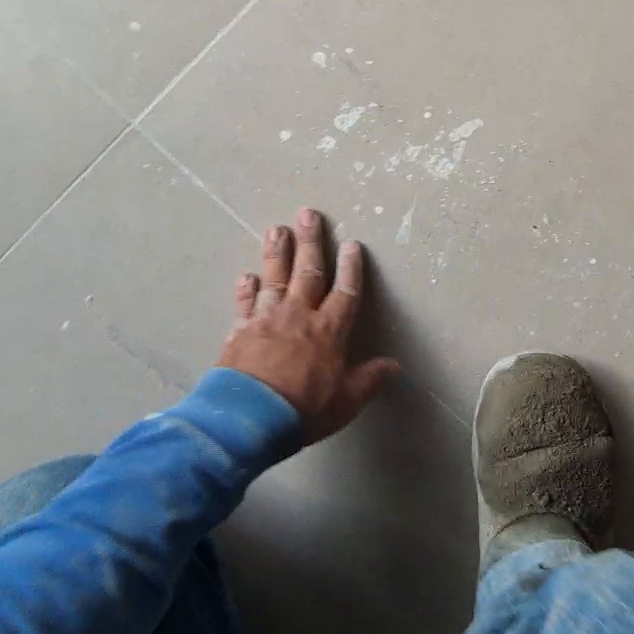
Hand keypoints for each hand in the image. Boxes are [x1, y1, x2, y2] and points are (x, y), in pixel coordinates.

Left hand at [218, 208, 400, 444]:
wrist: (248, 418)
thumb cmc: (303, 410)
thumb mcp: (346, 401)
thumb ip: (369, 380)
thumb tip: (393, 366)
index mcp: (330, 331)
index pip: (345, 292)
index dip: (351, 268)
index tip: (353, 245)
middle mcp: (299, 317)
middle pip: (308, 272)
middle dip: (311, 242)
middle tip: (308, 214)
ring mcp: (267, 320)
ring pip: (274, 278)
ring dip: (276, 253)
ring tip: (277, 229)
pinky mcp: (240, 332)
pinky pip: (245, 304)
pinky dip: (246, 289)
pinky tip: (246, 276)